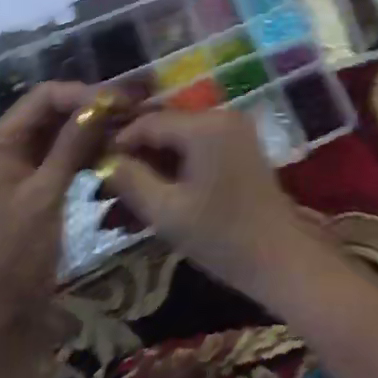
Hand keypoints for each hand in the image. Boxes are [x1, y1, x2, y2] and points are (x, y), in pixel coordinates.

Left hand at [0, 81, 107, 341]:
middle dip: (88, 112)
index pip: (42, 98)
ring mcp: (19, 178)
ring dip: (89, 136)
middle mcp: (6, 153)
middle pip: (49, 116)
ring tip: (128, 136)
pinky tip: (112, 162)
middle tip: (133, 117)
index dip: (81, 93)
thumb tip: (97, 102)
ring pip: (57, 142)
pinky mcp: (33, 200)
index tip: (122, 102)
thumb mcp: (43, 198)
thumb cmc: (11, 257)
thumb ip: (69, 147)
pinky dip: (84, 160)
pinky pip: (60, 167)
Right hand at [102, 110, 309, 292]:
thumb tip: (104, 161)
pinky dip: (176, 170)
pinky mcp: (240, 148)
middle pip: (164, 129)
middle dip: (135, 157)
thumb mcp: (166, 213)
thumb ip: (130, 180)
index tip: (94, 167)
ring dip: (153, 166)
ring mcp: (234, 132)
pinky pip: (197, 150)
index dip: (117, 143)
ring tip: (126, 198)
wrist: (283, 261)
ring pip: (178, 141)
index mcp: (205, 126)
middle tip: (107, 185)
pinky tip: (156, 196)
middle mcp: (221, 116)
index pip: (147, 122)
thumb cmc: (223, 238)